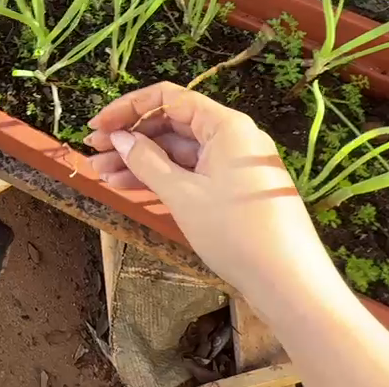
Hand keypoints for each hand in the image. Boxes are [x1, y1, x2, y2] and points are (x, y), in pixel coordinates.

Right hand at [84, 81, 321, 291]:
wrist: (294, 290)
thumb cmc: (238, 233)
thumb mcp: (183, 195)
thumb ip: (146, 161)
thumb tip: (120, 138)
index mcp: (225, 125)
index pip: (167, 99)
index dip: (128, 108)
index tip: (99, 125)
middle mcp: (231, 137)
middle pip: (170, 125)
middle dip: (130, 138)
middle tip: (94, 150)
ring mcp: (232, 164)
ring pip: (176, 152)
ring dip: (139, 161)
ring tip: (102, 174)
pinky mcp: (233, 189)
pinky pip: (189, 172)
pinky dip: (160, 178)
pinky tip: (128, 187)